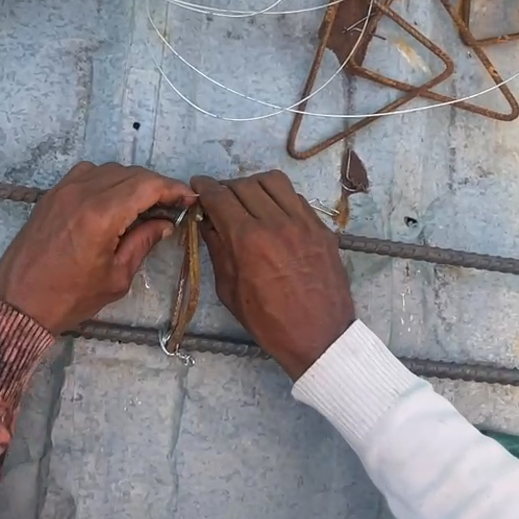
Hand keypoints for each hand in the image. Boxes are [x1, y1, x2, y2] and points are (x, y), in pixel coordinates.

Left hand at [0, 162, 195, 332]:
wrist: (17, 303)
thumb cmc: (68, 297)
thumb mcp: (116, 277)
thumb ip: (142, 243)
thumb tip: (164, 223)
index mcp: (101, 214)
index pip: (147, 185)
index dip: (172, 188)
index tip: (189, 198)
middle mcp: (82, 193)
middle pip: (131, 174)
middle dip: (156, 186)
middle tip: (173, 206)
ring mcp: (63, 190)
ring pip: (109, 170)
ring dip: (132, 181)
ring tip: (145, 205)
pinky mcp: (51, 195)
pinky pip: (86, 174)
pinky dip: (106, 180)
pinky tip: (114, 200)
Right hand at [190, 171, 354, 379]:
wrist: (319, 337)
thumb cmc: (268, 322)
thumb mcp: (229, 290)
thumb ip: (217, 250)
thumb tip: (207, 223)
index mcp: (248, 239)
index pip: (219, 197)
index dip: (204, 187)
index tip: (197, 186)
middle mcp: (276, 222)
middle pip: (244, 184)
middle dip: (226, 188)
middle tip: (219, 199)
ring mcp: (303, 222)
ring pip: (273, 181)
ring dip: (253, 185)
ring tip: (247, 199)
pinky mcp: (321, 228)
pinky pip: (296, 198)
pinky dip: (278, 197)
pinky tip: (272, 212)